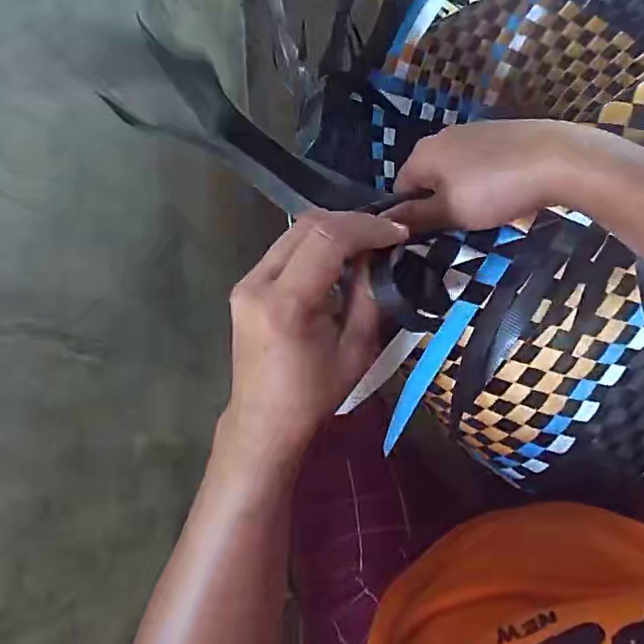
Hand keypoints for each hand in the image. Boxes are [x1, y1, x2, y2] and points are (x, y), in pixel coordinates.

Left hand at [217, 210, 408, 465]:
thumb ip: (369, 296)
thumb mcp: (356, 350)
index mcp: (284, 304)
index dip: (367, 228)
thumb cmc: (314, 396)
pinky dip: (316, 244)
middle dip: (352, 222)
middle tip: (386, 234)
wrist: (264, 421)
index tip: (398, 233)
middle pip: (307, 225)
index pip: (327, 238)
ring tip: (368, 243)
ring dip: (334, 230)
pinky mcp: (245, 286)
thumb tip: (382, 255)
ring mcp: (245, 282)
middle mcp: (256, 284)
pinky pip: (284, 249)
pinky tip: (340, 258)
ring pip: (294, 232)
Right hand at [387, 121, 625, 231]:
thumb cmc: (494, 189)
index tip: (433, 233)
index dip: (412, 215)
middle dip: (442, 203)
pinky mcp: (502, 132)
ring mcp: (474, 130)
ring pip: (457, 171)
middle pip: (429, 178)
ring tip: (492, 210)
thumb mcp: (451, 212)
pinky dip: (490, 180)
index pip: (400, 188)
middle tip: (464, 225)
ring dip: (467, 193)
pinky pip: (483, 163)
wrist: (558, 159)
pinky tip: (510, 192)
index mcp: (422, 153)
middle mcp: (442, 136)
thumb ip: (416, 217)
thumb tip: (386, 221)